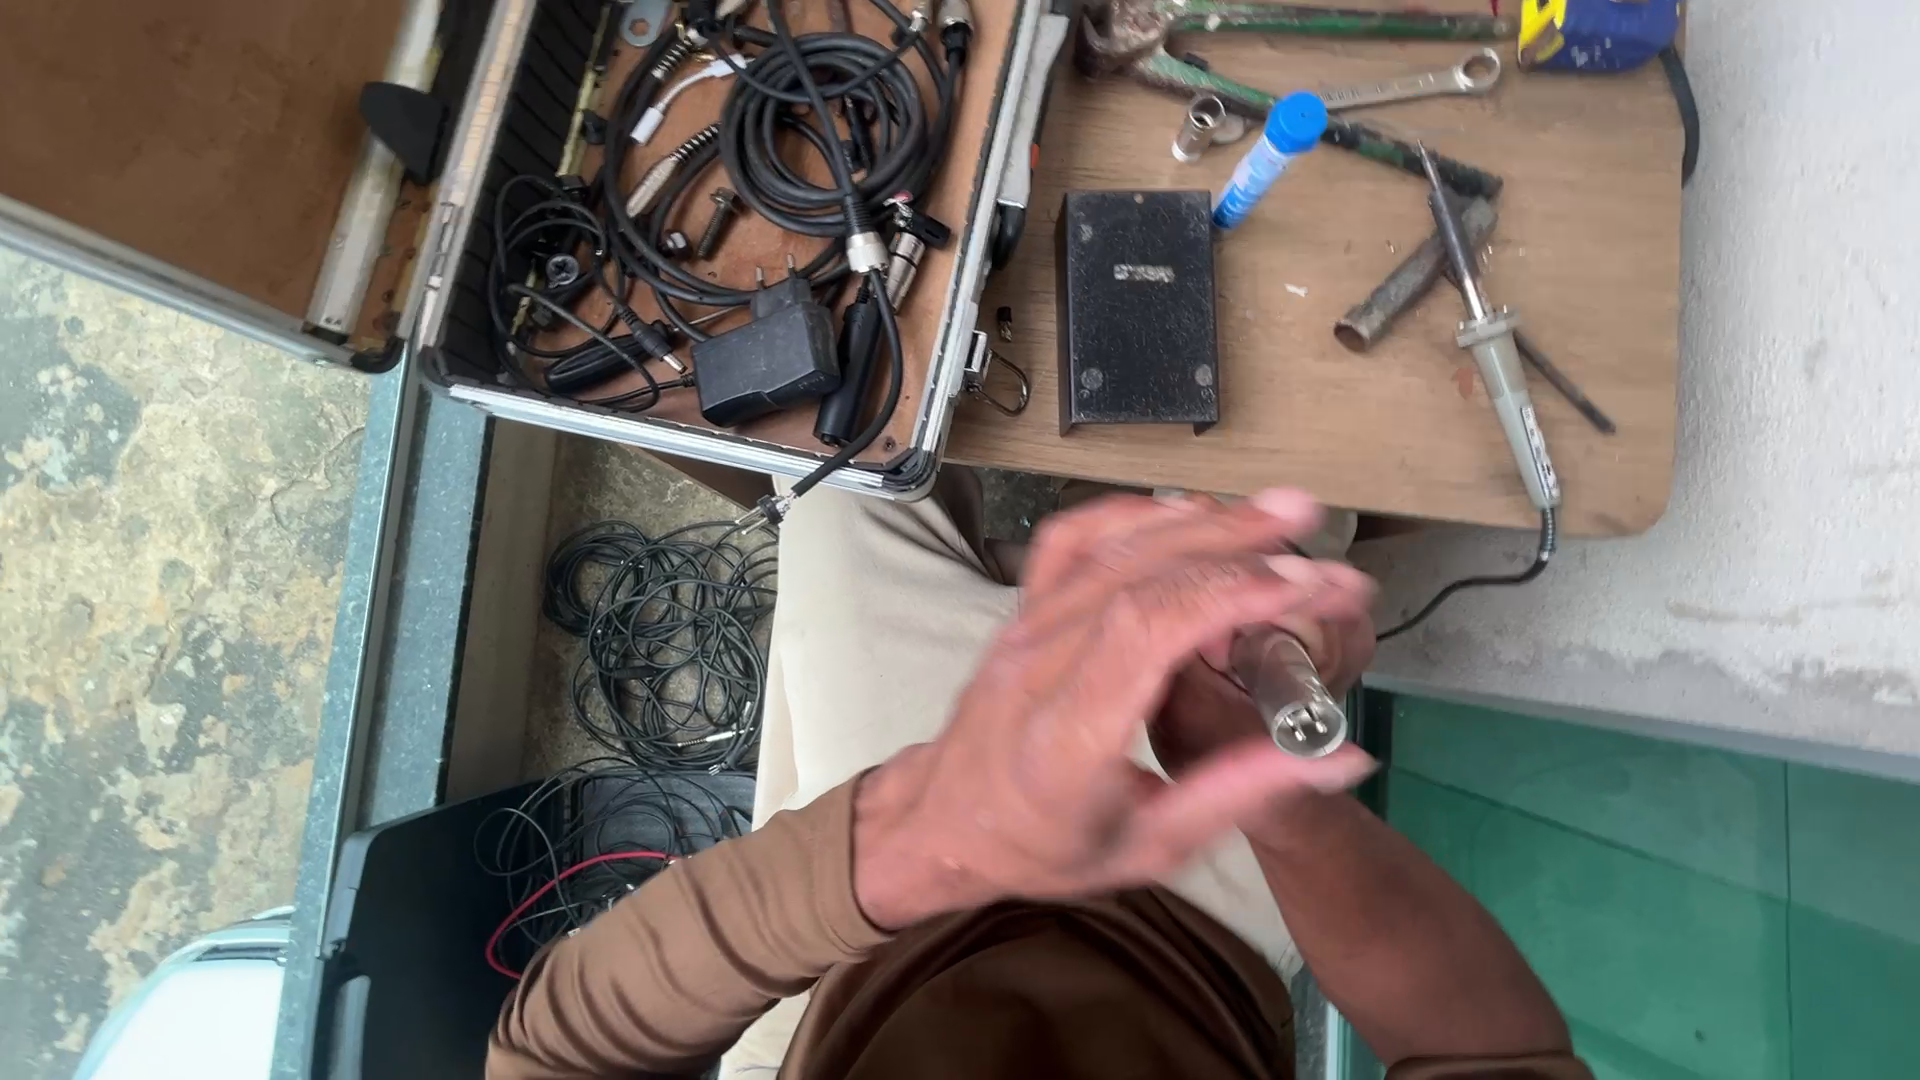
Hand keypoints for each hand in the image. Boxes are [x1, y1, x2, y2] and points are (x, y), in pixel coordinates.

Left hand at [852, 490, 1377, 928]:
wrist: (948, 819)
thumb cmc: (1044, 846)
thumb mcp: (1149, 846)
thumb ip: (1240, 795)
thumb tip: (1340, 756)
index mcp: (1069, 735)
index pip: (1146, 630)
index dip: (1229, 592)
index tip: (1307, 581)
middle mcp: (1038, 665)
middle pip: (1136, 576)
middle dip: (1234, 546)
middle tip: (1310, 530)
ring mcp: (1022, 628)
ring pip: (1107, 548)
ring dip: (1193, 520)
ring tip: (1268, 512)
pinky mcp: (1019, 612)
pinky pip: (1068, 541)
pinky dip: (1128, 515)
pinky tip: (1182, 513)